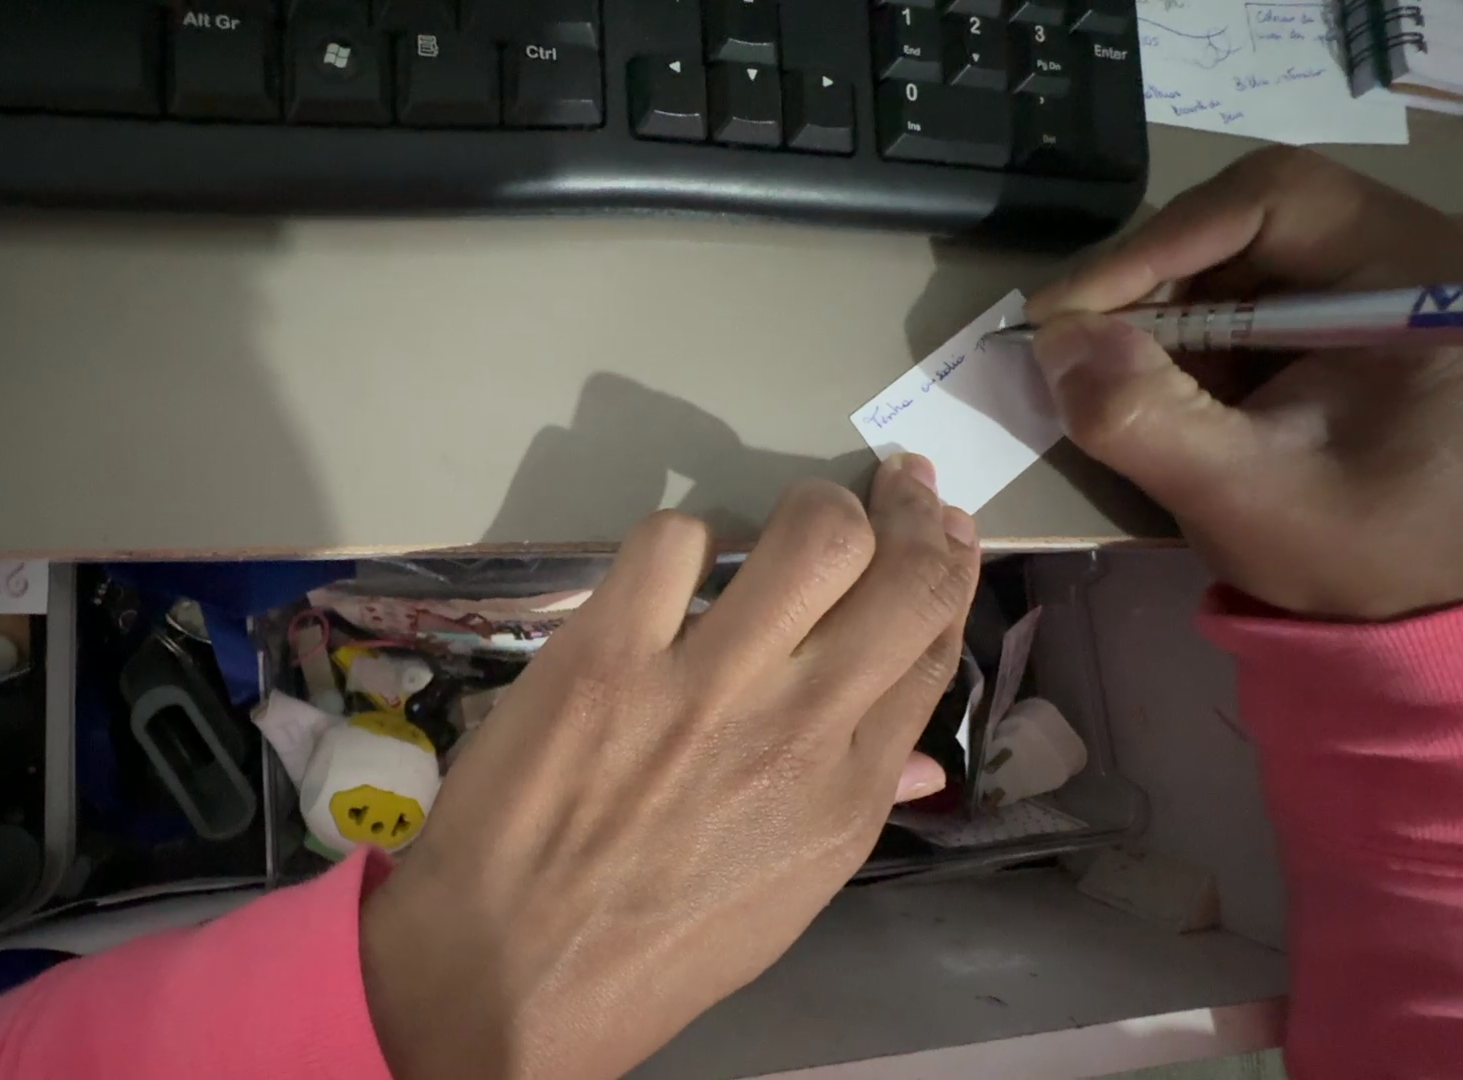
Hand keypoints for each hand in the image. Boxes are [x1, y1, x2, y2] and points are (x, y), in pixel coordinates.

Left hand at [359, 462, 979, 1079]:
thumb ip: (855, 801)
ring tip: (783, 515)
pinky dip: (679, 536)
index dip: (947, 563)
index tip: (938, 517)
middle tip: (882, 480)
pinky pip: (669, 544)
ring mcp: (700, 685)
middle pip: (897, 575)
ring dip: (808, 506)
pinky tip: (668, 567)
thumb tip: (916, 750)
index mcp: (849, 788)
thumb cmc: (652, 935)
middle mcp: (796, 725)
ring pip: (807, 538)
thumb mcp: (784, 887)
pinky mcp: (605, 657)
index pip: (932, 641)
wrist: (515, 966)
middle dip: (900, 508)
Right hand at [1027, 147, 1462, 620]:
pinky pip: (1215, 295)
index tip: (1062, 314)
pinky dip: (1153, 334)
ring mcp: (1358, 287)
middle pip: (1234, 222)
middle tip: (1063, 347)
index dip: (1152, 245)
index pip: (1274, 202)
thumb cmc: (1343, 548)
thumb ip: (1141, 416)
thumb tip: (1053, 340)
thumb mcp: (1234, 490)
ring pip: (1213, 256)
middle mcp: (1400, 260)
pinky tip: (1138, 381)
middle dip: (1133, 284)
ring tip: (1099, 374)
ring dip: (1136, 313)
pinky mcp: (1317, 318)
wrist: (1395, 594)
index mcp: (1420, 285)